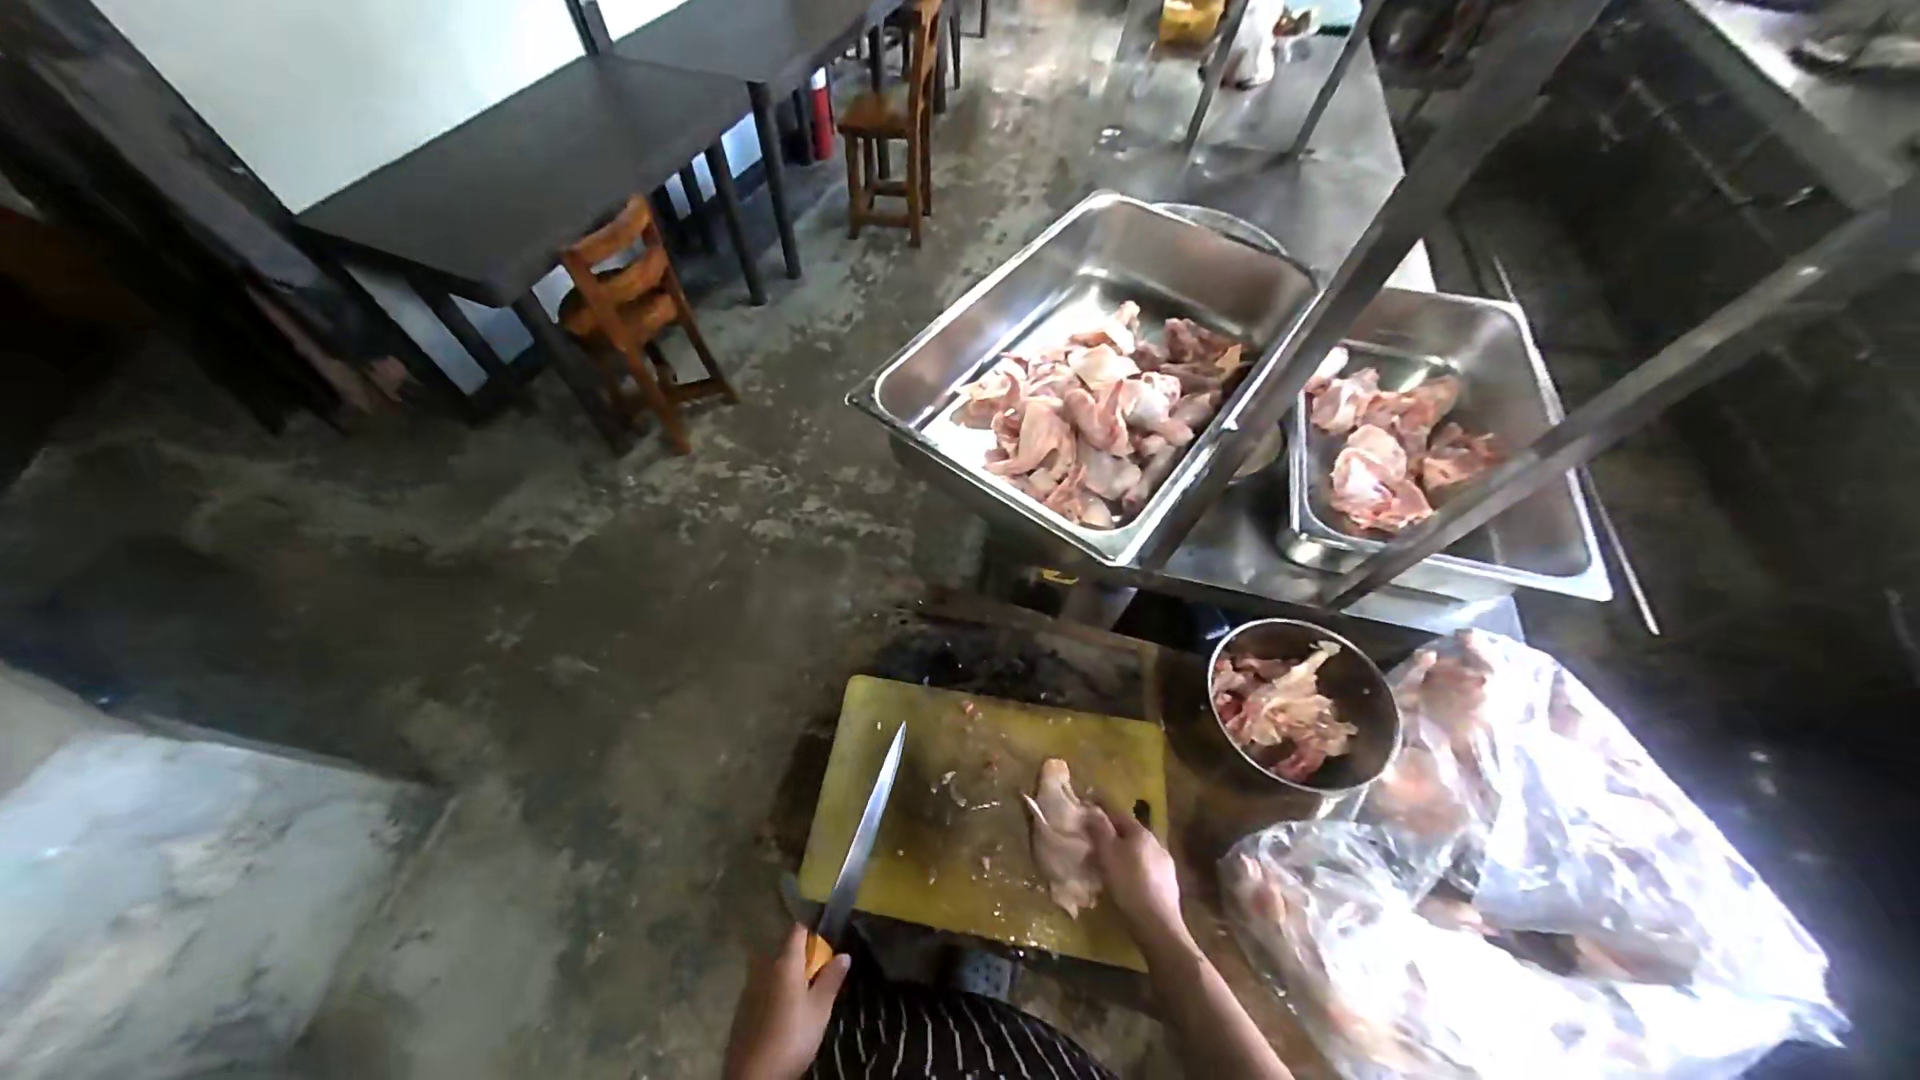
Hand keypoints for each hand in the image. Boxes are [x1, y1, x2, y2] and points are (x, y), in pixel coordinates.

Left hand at [722, 924, 850, 1079]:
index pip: (798, 929)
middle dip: (806, 953)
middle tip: (824, 965)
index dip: (813, 927)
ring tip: (809, 988)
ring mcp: (752, 988)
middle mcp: (766, 968)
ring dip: (792, 973)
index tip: (828, 931)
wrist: (755, 1077)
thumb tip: (844, 954)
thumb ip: (831, 978)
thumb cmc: (792, 1035)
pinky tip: (789, 1008)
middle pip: (788, 950)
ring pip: (777, 970)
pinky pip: (767, 988)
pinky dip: (780, 990)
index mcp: (785, 962)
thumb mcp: (820, 1008)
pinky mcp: (746, 1009)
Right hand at [1085, 804, 1191, 954]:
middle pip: (1128, 832)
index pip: (1117, 812)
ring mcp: (1165, 864)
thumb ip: (1099, 829)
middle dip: (1111, 833)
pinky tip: (1126, 881)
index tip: (1087, 802)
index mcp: (1141, 832)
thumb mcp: (1107, 853)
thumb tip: (1092, 810)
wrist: (1158, 924)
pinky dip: (1132, 868)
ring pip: (1138, 851)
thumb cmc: (1128, 883)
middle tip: (1093, 839)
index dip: (1100, 806)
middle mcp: (1156, 843)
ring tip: (1108, 863)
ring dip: (1123, 852)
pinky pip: (1145, 868)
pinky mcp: (1168, 884)